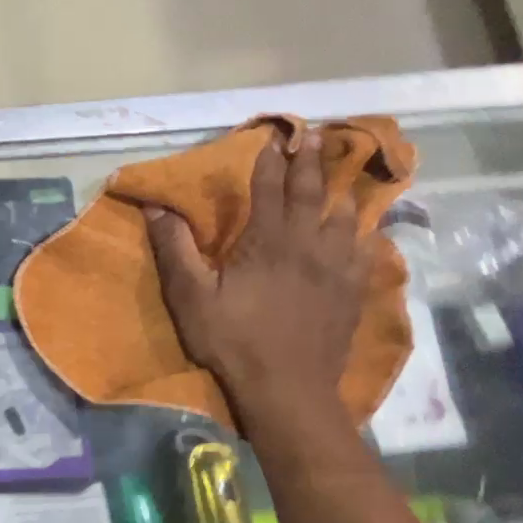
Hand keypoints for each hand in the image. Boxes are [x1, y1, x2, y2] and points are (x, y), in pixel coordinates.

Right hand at [144, 130, 372, 411]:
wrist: (287, 385)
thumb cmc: (229, 338)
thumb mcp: (189, 295)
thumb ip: (174, 248)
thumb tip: (156, 207)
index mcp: (269, 243)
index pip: (270, 191)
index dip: (270, 163)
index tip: (273, 138)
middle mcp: (311, 245)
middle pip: (314, 193)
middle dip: (312, 163)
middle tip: (316, 137)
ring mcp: (339, 267)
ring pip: (347, 217)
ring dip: (341, 191)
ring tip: (342, 176)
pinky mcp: (355, 289)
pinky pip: (366, 249)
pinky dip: (363, 231)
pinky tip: (361, 230)